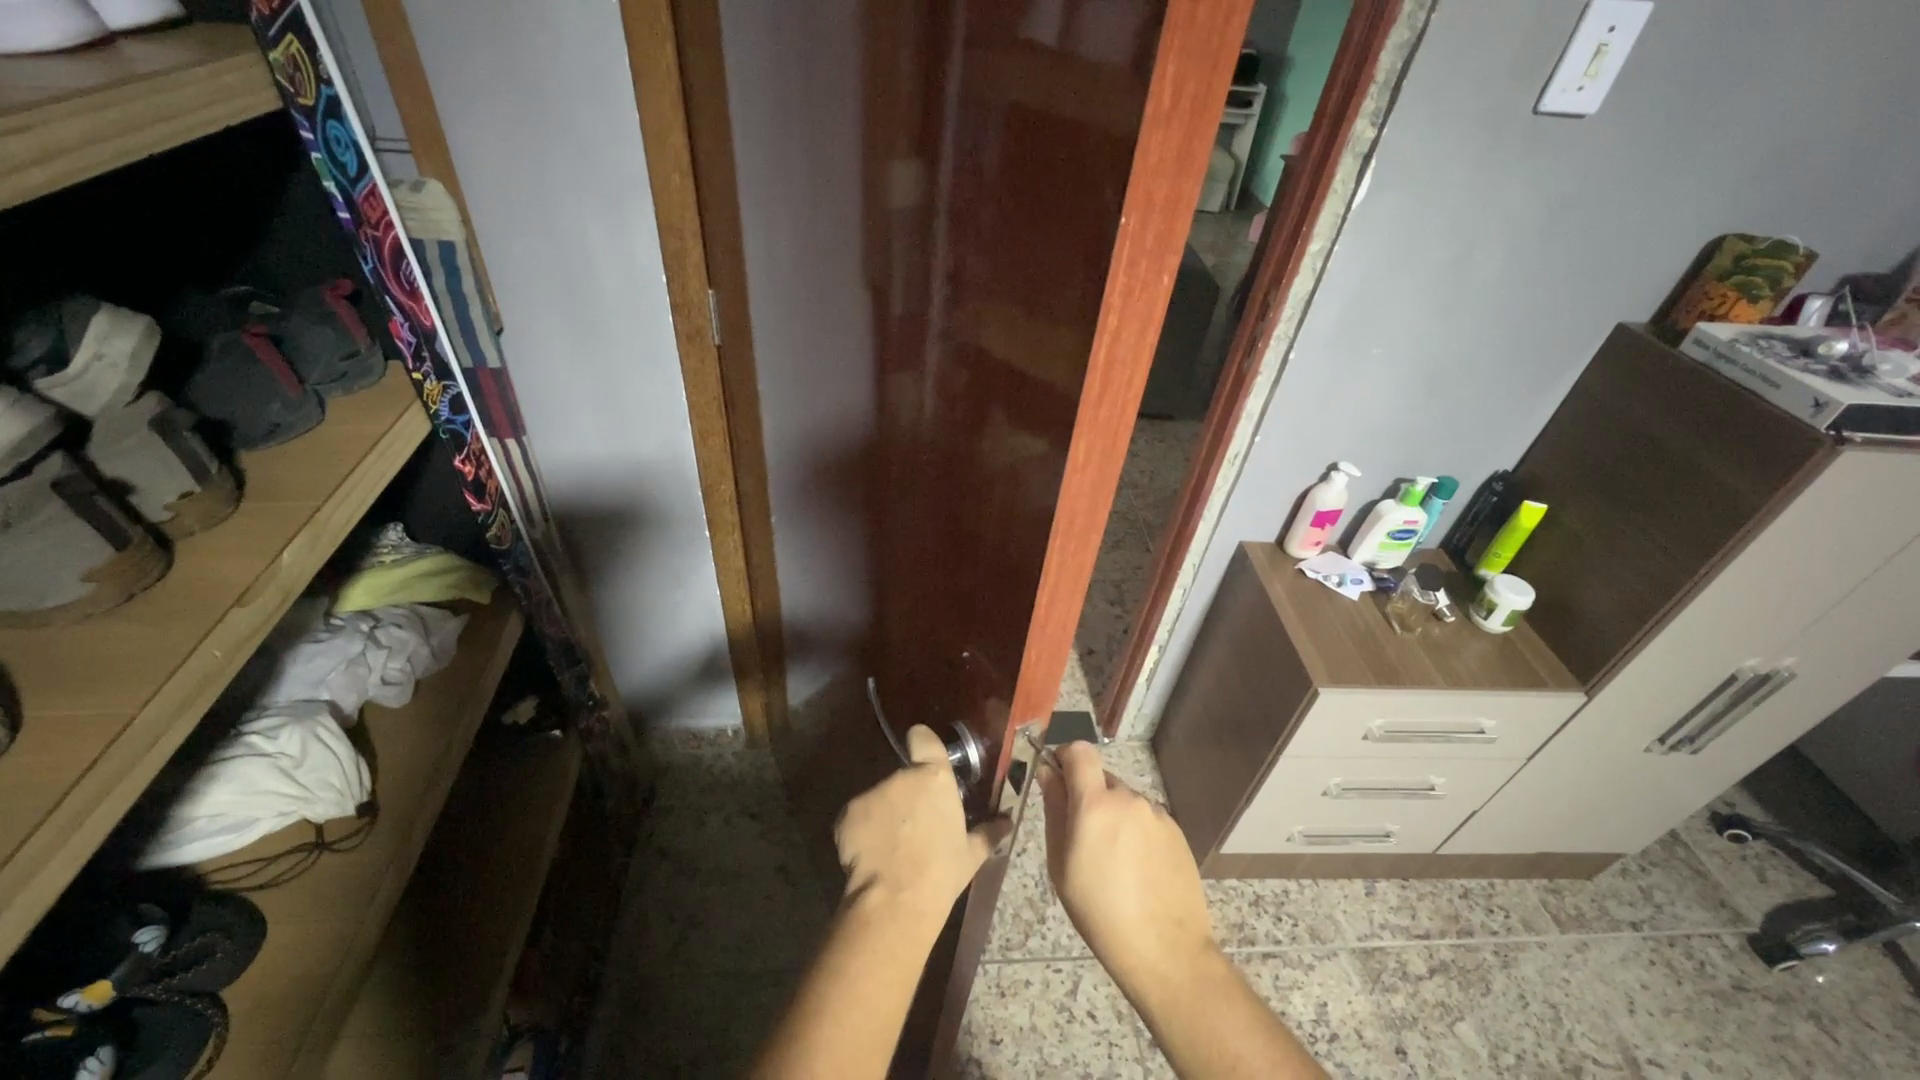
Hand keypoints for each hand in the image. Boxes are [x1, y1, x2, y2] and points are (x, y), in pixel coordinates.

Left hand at [836, 726, 1011, 925]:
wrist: (897, 899)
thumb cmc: (942, 872)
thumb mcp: (972, 854)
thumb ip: (988, 832)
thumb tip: (1007, 822)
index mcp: (935, 778)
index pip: (923, 738)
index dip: (922, 742)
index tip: (921, 752)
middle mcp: (901, 776)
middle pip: (902, 778)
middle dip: (906, 797)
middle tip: (913, 827)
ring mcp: (871, 793)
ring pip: (879, 798)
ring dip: (885, 814)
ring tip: (892, 846)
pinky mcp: (848, 812)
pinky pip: (858, 816)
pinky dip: (862, 829)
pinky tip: (871, 854)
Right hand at [1039, 741, 1215, 988]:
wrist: (1164, 948)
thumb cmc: (1098, 911)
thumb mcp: (1061, 864)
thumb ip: (1055, 811)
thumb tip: (1048, 774)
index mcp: (1095, 804)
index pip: (1079, 750)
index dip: (1065, 757)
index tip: (1057, 779)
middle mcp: (1129, 798)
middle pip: (1102, 779)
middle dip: (1089, 797)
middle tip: (1082, 839)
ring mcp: (1157, 814)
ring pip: (1125, 801)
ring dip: (1114, 816)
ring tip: (1113, 863)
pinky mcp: (1177, 831)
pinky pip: (1146, 819)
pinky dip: (1136, 833)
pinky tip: (1137, 869)